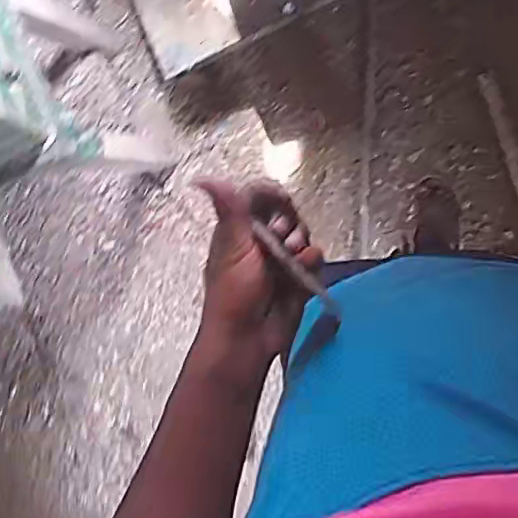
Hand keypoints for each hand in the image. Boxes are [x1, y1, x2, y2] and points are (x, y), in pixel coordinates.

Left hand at [195, 179, 324, 363]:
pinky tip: (303, 266)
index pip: (259, 199)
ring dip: (301, 241)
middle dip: (290, 221)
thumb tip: (204, 179)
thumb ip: (230, 210)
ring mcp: (280, 260)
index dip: (272, 196)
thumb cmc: (232, 293)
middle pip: (287, 214)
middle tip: (282, 235)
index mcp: (239, 230)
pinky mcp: (298, 278)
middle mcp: (261, 242)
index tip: (280, 199)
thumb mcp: (232, 246)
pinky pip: (314, 259)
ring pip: (303, 235)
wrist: (246, 338)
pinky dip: (312, 260)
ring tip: (292, 254)